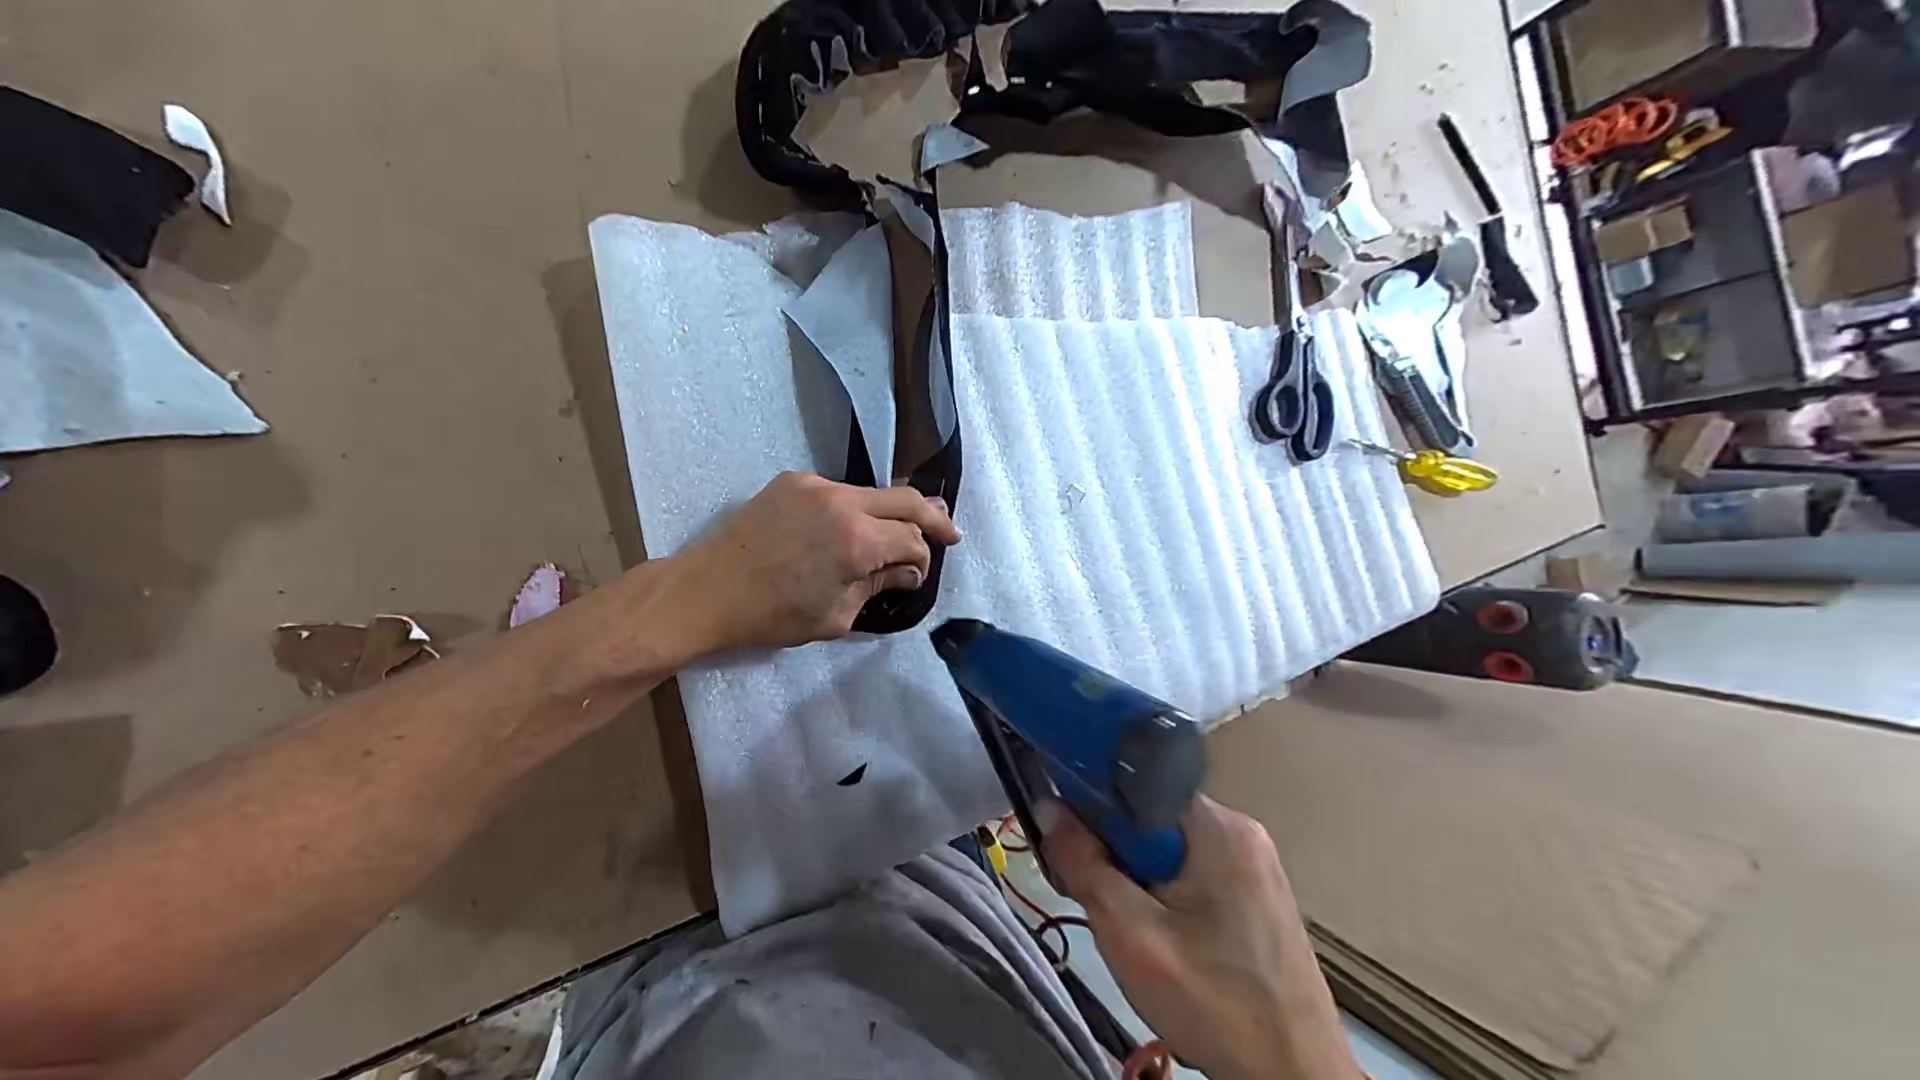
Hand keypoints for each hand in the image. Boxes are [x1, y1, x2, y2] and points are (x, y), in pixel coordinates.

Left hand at [673, 472, 960, 651]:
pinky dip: (855, 509)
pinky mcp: (794, 481)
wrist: (707, 590)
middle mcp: (843, 501)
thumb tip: (909, 570)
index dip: (923, 560)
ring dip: (892, 513)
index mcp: (857, 540)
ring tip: (902, 531)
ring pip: (874, 493)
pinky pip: (840, 492)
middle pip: (907, 499)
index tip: (915, 577)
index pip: (913, 540)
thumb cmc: (772, 615)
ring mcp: (816, 485)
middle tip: (949, 532)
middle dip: (934, 517)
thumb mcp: (836, 615)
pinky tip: (849, 529)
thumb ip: (880, 586)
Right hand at [1043, 797, 1360, 1079]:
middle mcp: (1240, 831)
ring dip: (1136, 876)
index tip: (1064, 835)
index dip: (1094, 806)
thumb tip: (1047, 808)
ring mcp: (1252, 864)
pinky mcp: (1254, 894)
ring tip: (1128, 923)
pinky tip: (1157, 933)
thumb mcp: (1132, 934)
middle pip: (1150, 818)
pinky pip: (1190, 872)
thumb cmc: (1216, 1005)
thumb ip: (1085, 865)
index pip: (1138, 786)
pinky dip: (1163, 892)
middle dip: (1114, 851)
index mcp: (1220, 826)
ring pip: (1167, 848)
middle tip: (1093, 893)